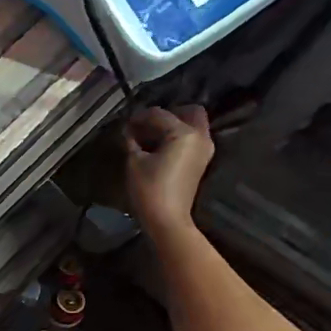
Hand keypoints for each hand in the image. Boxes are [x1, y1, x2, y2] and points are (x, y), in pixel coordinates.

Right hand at [124, 105, 214, 237]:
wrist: (167, 219)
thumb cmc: (149, 189)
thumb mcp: (135, 161)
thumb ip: (132, 140)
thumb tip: (129, 130)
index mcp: (184, 133)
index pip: (160, 115)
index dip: (140, 117)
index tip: (126, 123)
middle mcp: (200, 136)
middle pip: (188, 112)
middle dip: (167, 114)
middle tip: (147, 125)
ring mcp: (204, 149)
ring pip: (193, 124)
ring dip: (174, 125)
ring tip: (150, 136)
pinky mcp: (202, 161)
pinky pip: (192, 138)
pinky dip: (178, 137)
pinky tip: (159, 146)